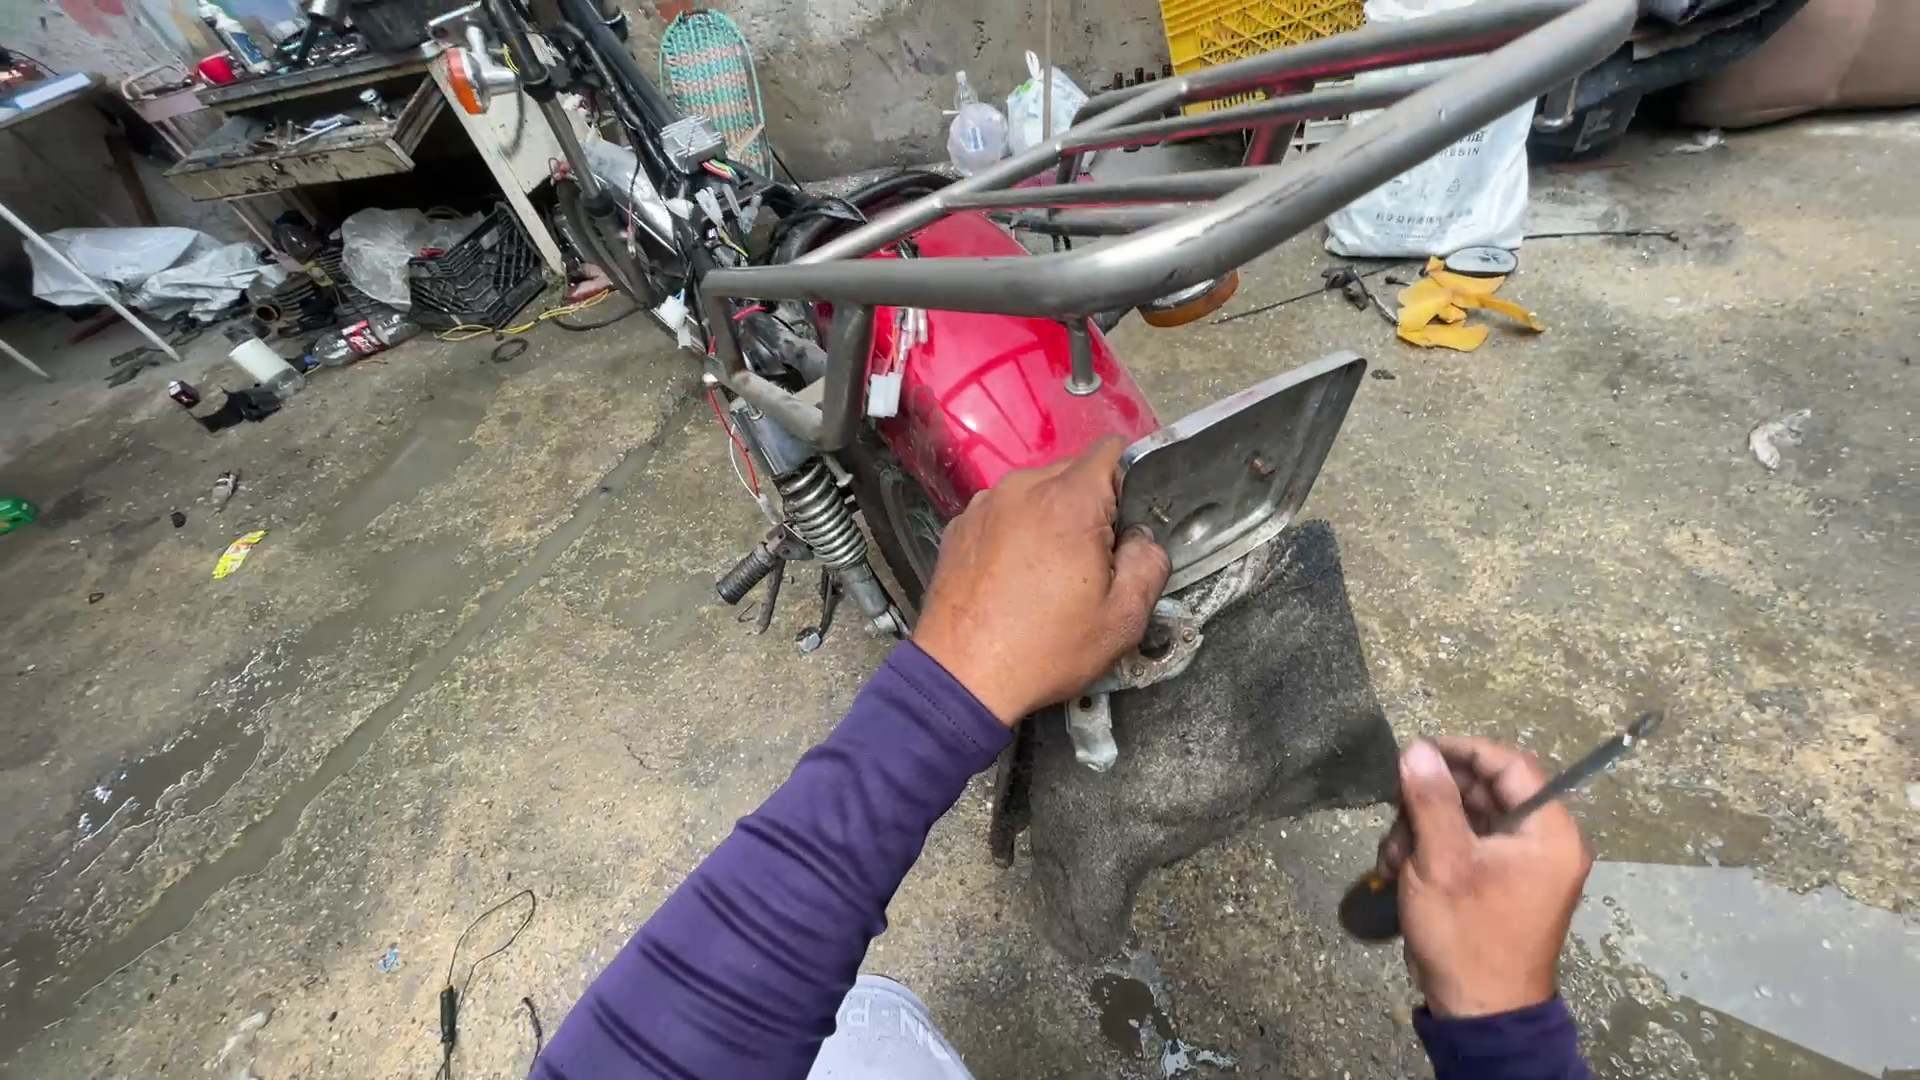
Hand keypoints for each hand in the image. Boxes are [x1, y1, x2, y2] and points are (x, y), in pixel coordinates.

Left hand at [913, 437, 1170, 725]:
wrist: (960, 677)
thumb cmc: (1044, 650)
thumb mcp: (1122, 620)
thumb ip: (1149, 565)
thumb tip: (1142, 540)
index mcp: (1068, 501)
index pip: (1112, 451)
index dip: (1128, 483)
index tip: (1125, 527)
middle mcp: (1020, 488)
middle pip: (1072, 473)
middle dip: (1090, 507)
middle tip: (1088, 563)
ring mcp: (982, 504)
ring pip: (1034, 493)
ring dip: (1050, 518)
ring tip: (1045, 574)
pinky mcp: (958, 526)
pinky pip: (1001, 512)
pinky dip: (1015, 531)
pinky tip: (1011, 577)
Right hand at [1377, 737, 1591, 1017]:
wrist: (1476, 1006)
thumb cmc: (1467, 931)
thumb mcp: (1442, 860)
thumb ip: (1431, 799)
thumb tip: (1416, 747)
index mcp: (1547, 834)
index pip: (1511, 765)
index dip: (1463, 750)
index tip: (1416, 750)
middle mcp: (1538, 841)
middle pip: (1479, 787)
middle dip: (1429, 798)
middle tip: (1394, 810)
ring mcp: (1513, 860)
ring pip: (1458, 812)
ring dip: (1417, 825)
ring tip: (1395, 856)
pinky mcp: (1490, 875)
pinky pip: (1455, 839)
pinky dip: (1423, 846)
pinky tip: (1399, 868)